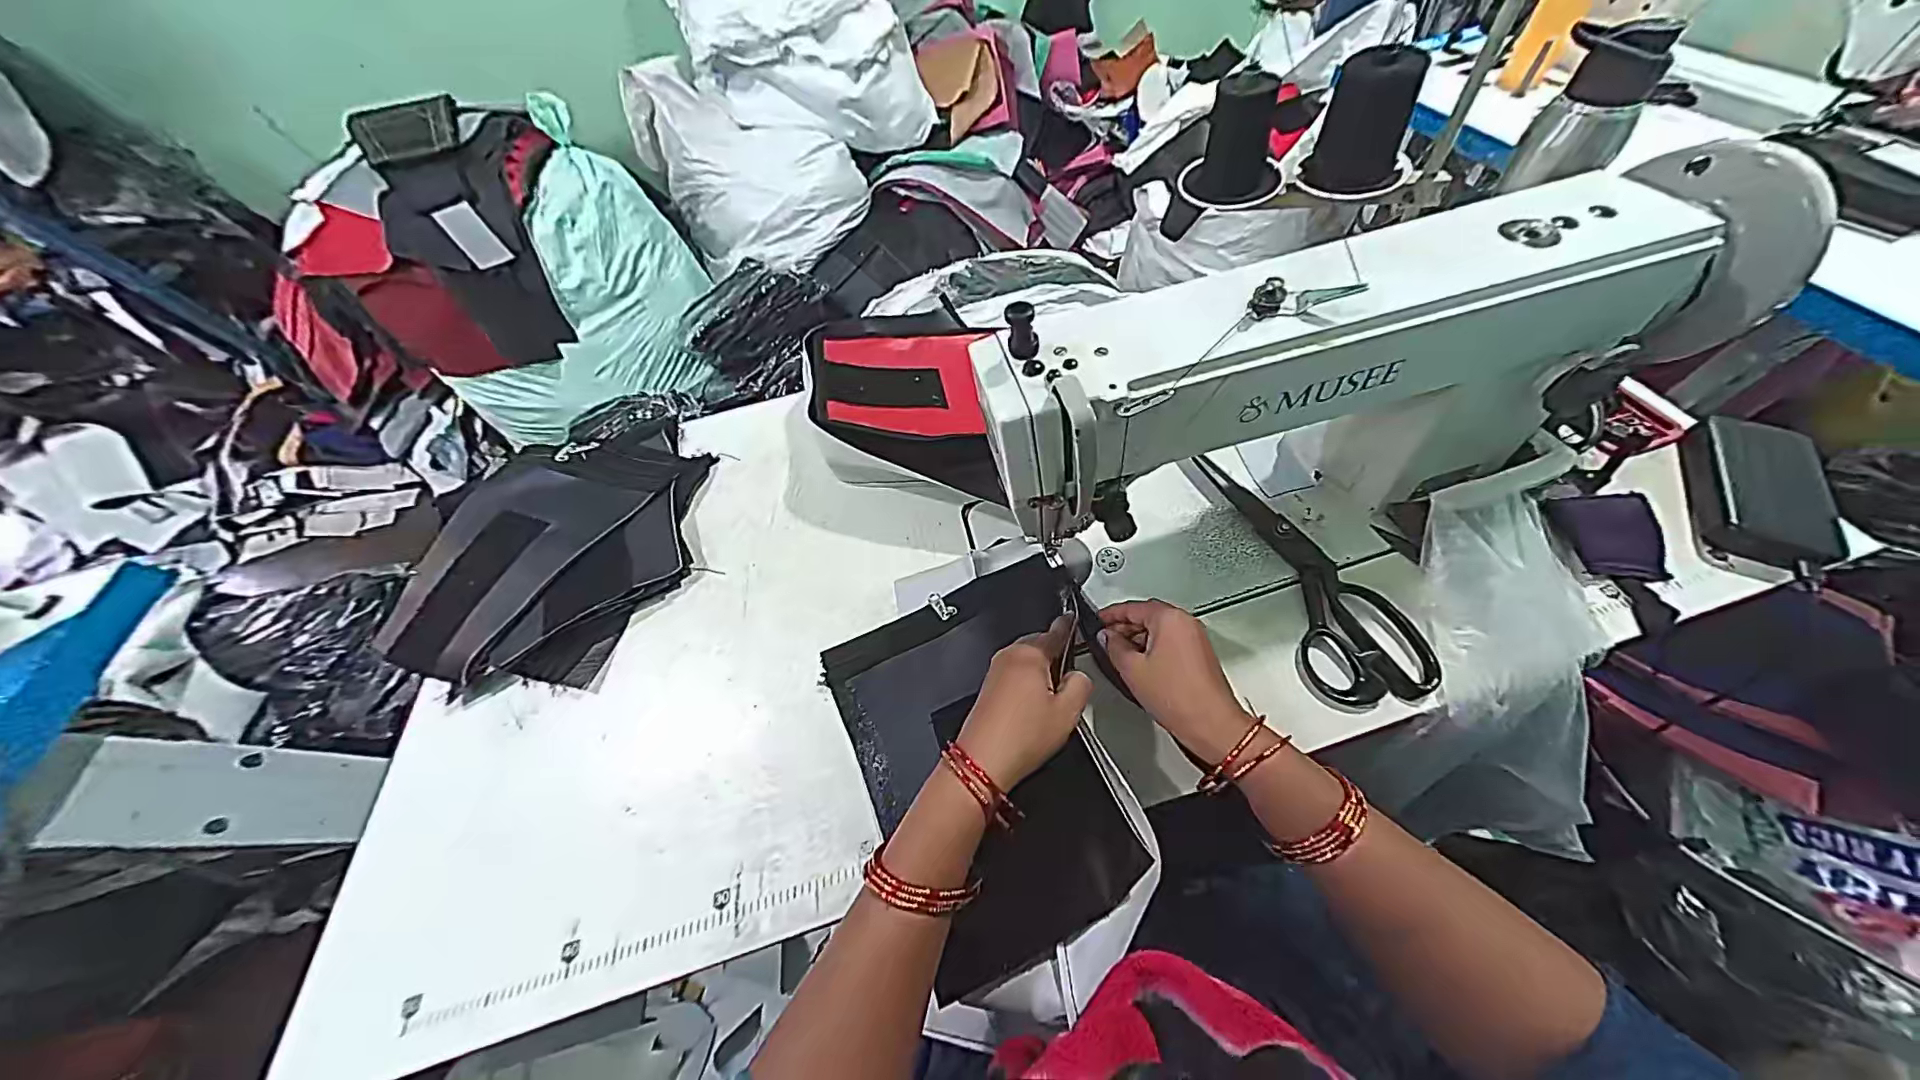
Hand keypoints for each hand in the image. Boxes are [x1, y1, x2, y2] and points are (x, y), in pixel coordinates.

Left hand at [955, 617, 1091, 789]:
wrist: (982, 762)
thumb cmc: (1018, 738)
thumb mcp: (1068, 712)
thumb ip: (1082, 683)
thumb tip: (1080, 676)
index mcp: (1029, 654)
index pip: (1056, 631)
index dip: (1069, 627)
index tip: (1072, 620)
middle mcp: (1009, 657)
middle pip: (1040, 646)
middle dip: (1055, 659)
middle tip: (1069, 683)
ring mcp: (995, 671)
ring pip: (1027, 664)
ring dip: (1041, 676)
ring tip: (1049, 706)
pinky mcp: (989, 688)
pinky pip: (1015, 677)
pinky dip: (1026, 688)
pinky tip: (1032, 712)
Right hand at [1098, 600, 1255, 760]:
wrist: (1211, 723)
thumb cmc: (1181, 698)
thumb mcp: (1132, 669)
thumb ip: (1113, 647)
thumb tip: (1108, 638)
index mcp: (1170, 619)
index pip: (1132, 607)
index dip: (1110, 614)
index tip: (1100, 620)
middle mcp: (1186, 623)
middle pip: (1147, 615)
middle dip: (1124, 626)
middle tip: (1107, 638)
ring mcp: (1195, 638)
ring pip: (1159, 629)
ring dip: (1138, 638)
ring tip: (1121, 655)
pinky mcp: (1199, 653)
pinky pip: (1170, 641)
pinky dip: (1153, 648)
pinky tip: (1141, 665)